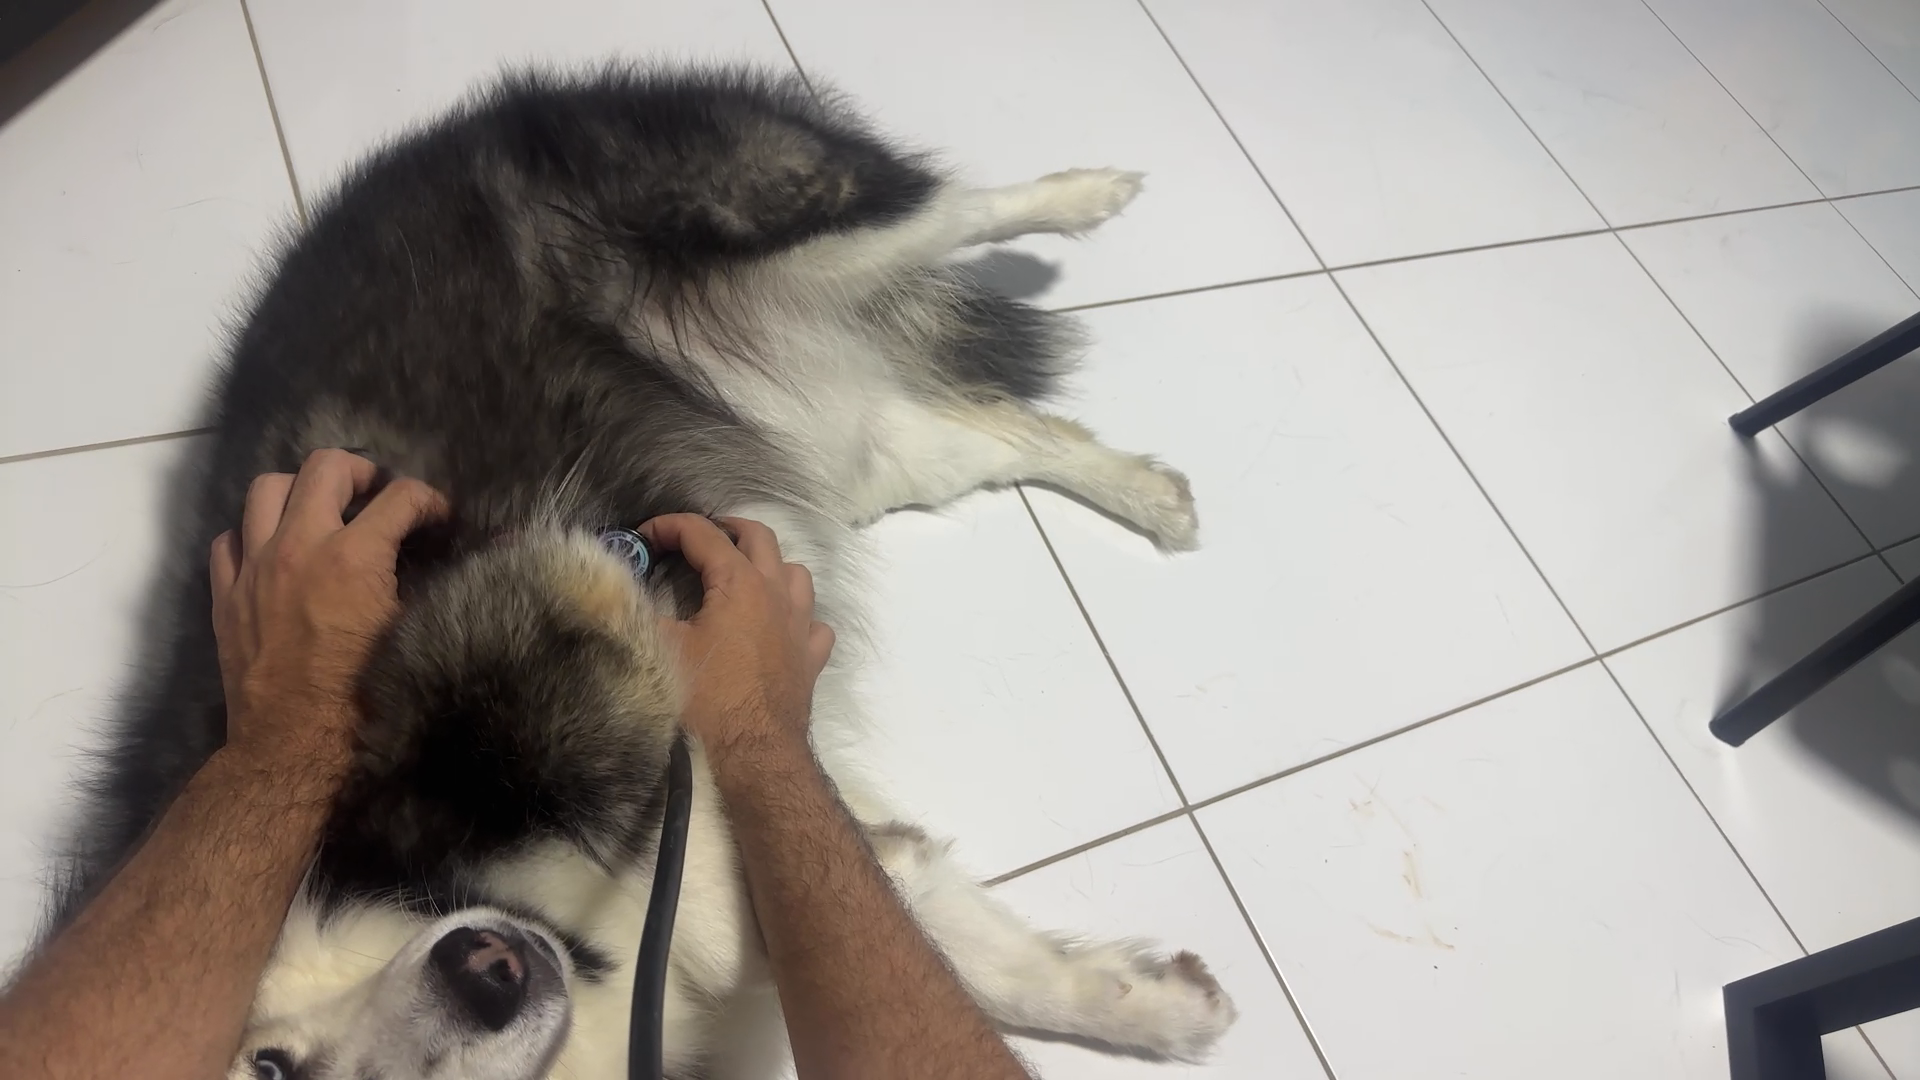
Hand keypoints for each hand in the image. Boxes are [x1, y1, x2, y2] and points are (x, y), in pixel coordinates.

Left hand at [209, 449, 448, 769]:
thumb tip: (478, 555)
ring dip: (306, 490)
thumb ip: (438, 581)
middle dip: (364, 474)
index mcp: (355, 556)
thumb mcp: (418, 627)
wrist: (298, 736)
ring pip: (267, 488)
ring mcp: (254, 565)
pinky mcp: (226, 590)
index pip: (402, 496)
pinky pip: (232, 535)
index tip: (441, 521)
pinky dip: (260, 530)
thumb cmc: (371, 684)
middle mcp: (300, 546)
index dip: (431, 501)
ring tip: (330, 512)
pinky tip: (286, 551)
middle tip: (381, 497)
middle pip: (326, 467)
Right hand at [639, 515, 835, 761]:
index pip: (704, 534)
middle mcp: (777, 594)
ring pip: (794, 574)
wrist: (753, 752)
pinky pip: (813, 622)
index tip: (643, 537)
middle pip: (759, 538)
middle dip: (726, 529)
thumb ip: (634, 609)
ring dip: (768, 565)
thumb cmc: (706, 698)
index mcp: (740, 583)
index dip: (669, 527)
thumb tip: (611, 587)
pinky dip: (797, 615)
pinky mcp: (811, 656)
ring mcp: (801, 624)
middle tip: (697, 540)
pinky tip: (779, 626)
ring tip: (741, 574)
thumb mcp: (659, 648)